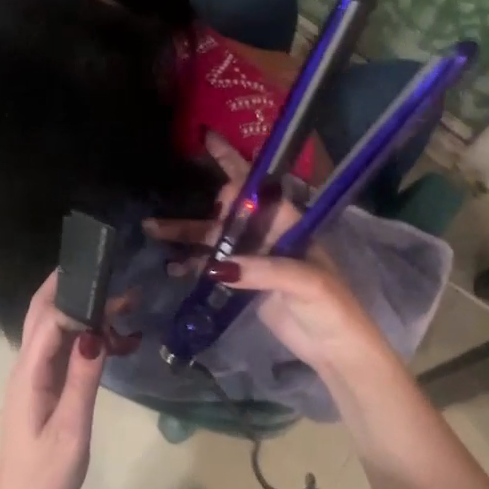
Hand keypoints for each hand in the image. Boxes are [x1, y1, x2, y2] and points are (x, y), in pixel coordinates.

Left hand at [0, 270, 104, 488]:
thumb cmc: (43, 477)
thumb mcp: (70, 432)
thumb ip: (82, 381)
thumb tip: (97, 331)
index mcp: (29, 373)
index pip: (50, 318)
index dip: (77, 296)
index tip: (111, 281)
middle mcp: (28, 366)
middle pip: (44, 312)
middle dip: (72, 287)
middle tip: (109, 270)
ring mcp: (34, 376)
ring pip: (54, 328)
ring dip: (81, 309)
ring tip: (122, 302)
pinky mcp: (44, 388)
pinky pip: (62, 349)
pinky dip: (85, 336)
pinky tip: (113, 340)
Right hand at [145, 133, 394, 379]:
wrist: (336, 350)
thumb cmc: (331, 306)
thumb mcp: (304, 282)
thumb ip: (263, 270)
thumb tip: (216, 267)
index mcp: (286, 222)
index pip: (255, 186)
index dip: (232, 161)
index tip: (206, 139)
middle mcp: (267, 233)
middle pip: (227, 211)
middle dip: (201, 208)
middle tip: (176, 214)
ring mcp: (254, 257)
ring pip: (215, 238)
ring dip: (187, 233)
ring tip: (152, 230)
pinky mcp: (245, 283)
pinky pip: (213, 265)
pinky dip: (193, 263)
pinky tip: (172, 266)